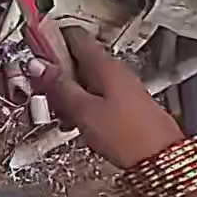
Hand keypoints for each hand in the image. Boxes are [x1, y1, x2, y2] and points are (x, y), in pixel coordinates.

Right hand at [29, 26, 183, 168]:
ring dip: (66, 94)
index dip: (50, 39)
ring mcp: (119, 87)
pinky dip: (80, 106)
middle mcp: (113, 71)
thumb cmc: (126, 135)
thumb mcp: (83, 110)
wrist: (163, 160)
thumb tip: (36, 64)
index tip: (33, 54)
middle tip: (42, 93)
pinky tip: (76, 124)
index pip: (73, 35)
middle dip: (54, 74)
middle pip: (75, 59)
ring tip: (59, 114)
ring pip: (83, 80)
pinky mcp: (122, 105)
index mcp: (103, 65)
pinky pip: (94, 96)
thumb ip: (58, 86)